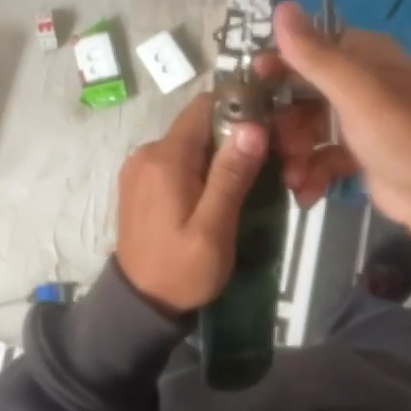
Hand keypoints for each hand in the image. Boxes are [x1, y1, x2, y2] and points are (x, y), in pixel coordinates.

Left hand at [114, 93, 269, 313]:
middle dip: (234, 136)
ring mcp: (140, 167)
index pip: (205, 107)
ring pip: (189, 143)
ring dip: (219, 155)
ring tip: (249, 183)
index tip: (271, 130)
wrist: (140, 304)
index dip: (240, 110)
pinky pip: (176, 162)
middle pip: (199, 125)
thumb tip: (252, 126)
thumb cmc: (181, 270)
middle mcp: (147, 152)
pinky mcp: (140, 183)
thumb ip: (230, 176)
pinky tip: (219, 194)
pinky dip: (199, 169)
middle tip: (270, 163)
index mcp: (164, 158)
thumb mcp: (213, 229)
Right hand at [259, 2, 410, 236]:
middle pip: (298, 92)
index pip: (304, 49)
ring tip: (293, 177)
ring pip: (305, 128)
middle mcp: (358, 83)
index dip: (273, 69)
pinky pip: (319, 158)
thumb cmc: (409, 137)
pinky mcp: (358, 156)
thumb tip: (280, 6)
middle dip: (281, 121)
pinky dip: (309, 174)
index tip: (246, 94)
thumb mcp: (359, 93)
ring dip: (292, 153)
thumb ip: (316, 55)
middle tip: (274, 145)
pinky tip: (306, 193)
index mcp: (362, 56)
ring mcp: (358, 121)